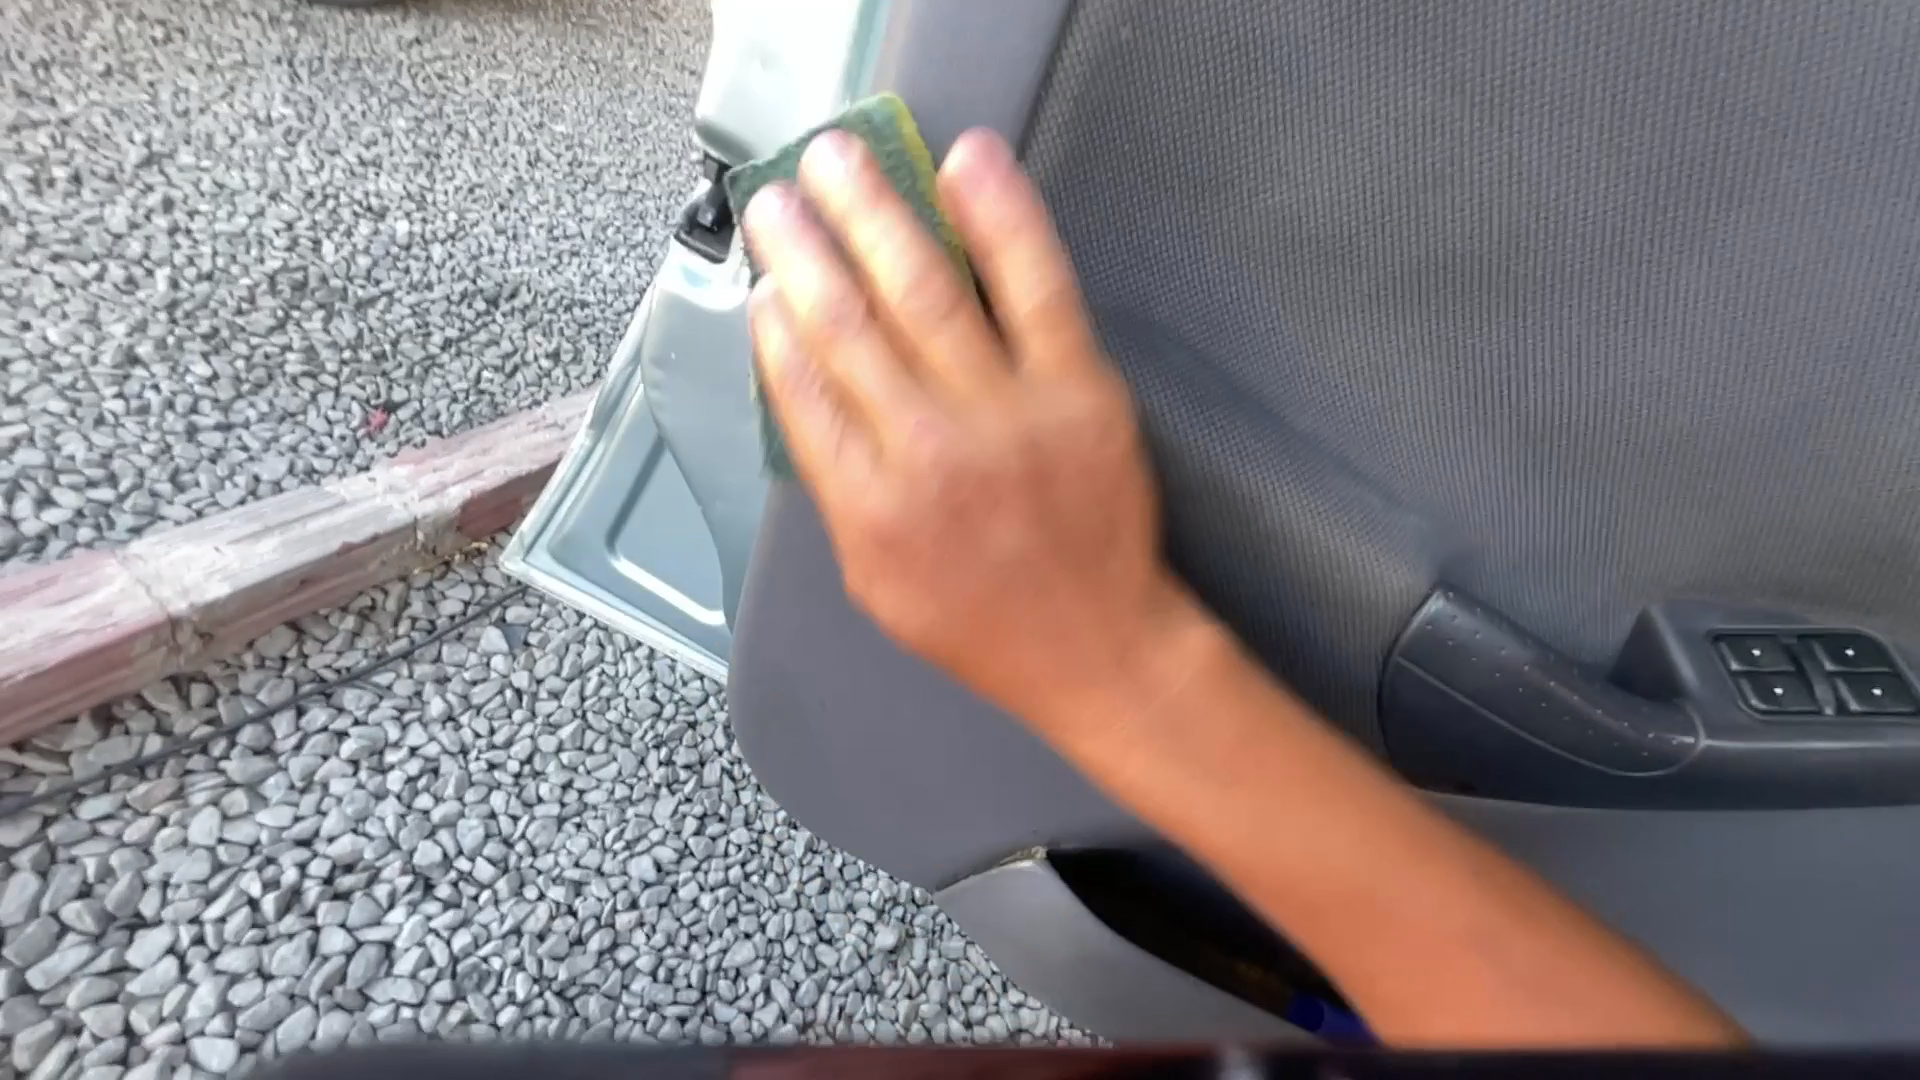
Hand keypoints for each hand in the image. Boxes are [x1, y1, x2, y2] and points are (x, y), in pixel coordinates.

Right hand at [741, 128, 1199, 729]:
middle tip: (777, 198)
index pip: (801, 392)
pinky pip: (1035, 287)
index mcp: (869, 508)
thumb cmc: (981, 622)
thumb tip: (805, 402)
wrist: (1092, 643)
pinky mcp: (1078, 390)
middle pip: (847, 327)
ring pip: (925, 291)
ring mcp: (1007, 415)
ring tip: (837, 160)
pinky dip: (999, 219)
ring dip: (872, 215)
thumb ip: (837, 494)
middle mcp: (927, 453)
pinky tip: (966, 165)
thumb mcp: (877, 584)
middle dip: (802, 251)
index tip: (764, 285)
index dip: (774, 327)